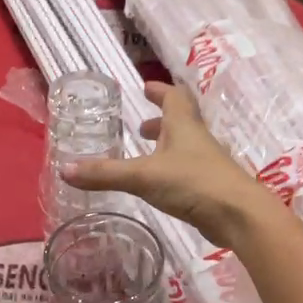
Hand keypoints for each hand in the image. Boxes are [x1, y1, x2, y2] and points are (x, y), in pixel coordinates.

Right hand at [58, 81, 278, 246]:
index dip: (159, 90)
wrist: (238, 215)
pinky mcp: (209, 188)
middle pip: (181, 121)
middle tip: (140, 127)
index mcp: (183, 125)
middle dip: (160, 120)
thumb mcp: (142, 176)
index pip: (174, 96)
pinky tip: (160, 187)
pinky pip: (187, 172)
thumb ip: (105, 173)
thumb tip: (65, 169)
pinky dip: (172, 172)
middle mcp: (197, 139)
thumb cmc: (192, 183)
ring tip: (145, 157)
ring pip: (185, 147)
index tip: (144, 88)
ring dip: (166, 147)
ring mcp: (206, 164)